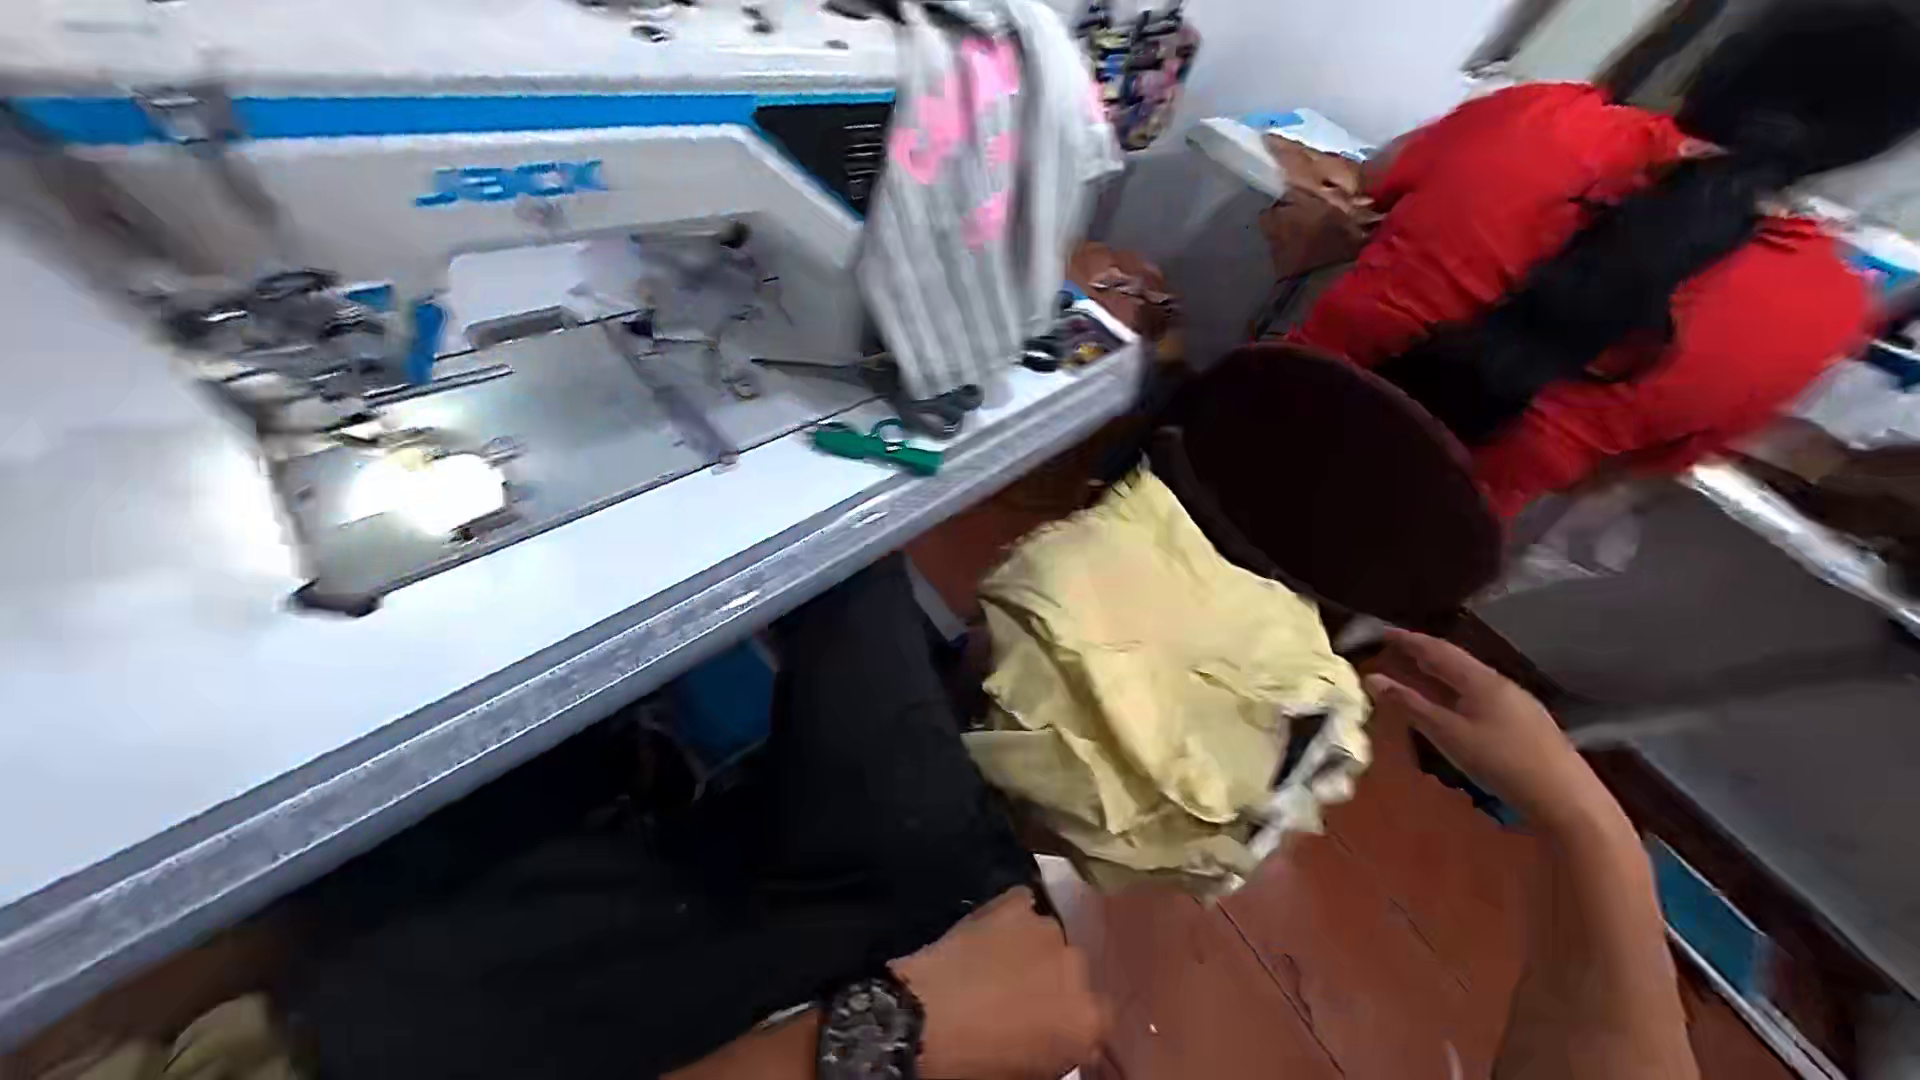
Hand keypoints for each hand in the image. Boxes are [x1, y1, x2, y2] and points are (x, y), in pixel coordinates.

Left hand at [891, 887, 1106, 1079]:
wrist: (927, 1018)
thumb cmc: (979, 1060)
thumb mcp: (1034, 1070)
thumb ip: (1064, 1044)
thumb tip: (1063, 1030)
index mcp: (1087, 1018)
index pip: (1102, 1015)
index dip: (1078, 1018)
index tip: (1058, 1023)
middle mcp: (1077, 965)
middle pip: (1077, 969)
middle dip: (1057, 980)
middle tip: (1027, 993)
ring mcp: (1047, 927)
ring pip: (1051, 935)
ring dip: (1036, 948)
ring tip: (1005, 960)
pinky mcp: (1015, 901)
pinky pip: (1025, 904)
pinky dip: (1015, 917)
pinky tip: (995, 932)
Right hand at [1362, 630, 1624, 834]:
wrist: (1570, 804)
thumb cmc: (1502, 763)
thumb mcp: (1446, 734)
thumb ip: (1408, 704)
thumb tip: (1371, 678)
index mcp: (1481, 681)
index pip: (1437, 650)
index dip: (1407, 640)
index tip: (1381, 632)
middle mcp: (1502, 685)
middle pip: (1456, 661)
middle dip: (1423, 653)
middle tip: (1394, 649)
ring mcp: (1519, 705)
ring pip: (1469, 678)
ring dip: (1440, 672)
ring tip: (1417, 671)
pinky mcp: (1527, 724)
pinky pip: (1480, 694)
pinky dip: (1455, 689)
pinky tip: (1452, 702)